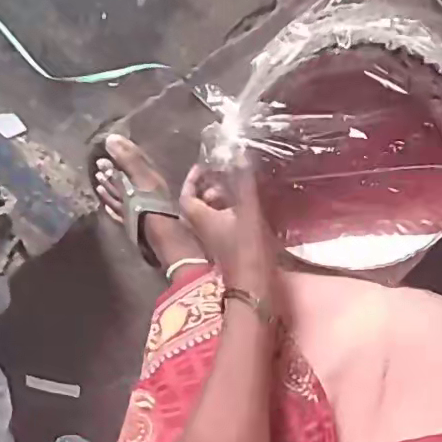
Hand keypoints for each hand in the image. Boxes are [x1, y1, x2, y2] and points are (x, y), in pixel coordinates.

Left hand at [180, 156, 277, 294]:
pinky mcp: (228, 249)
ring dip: (223, 201)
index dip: (193, 178)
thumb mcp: (248, 210)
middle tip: (227, 175)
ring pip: (212, 214)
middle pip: (200, 203)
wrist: (253, 286)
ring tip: (241, 189)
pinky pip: (224, 224)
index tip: (205, 165)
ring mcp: (215, 240)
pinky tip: (251, 210)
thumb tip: (239, 154)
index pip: (187, 194)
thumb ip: (244, 182)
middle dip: (211, 187)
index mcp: (200, 217)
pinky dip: (232, 214)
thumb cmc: (247, 247)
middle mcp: (203, 229)